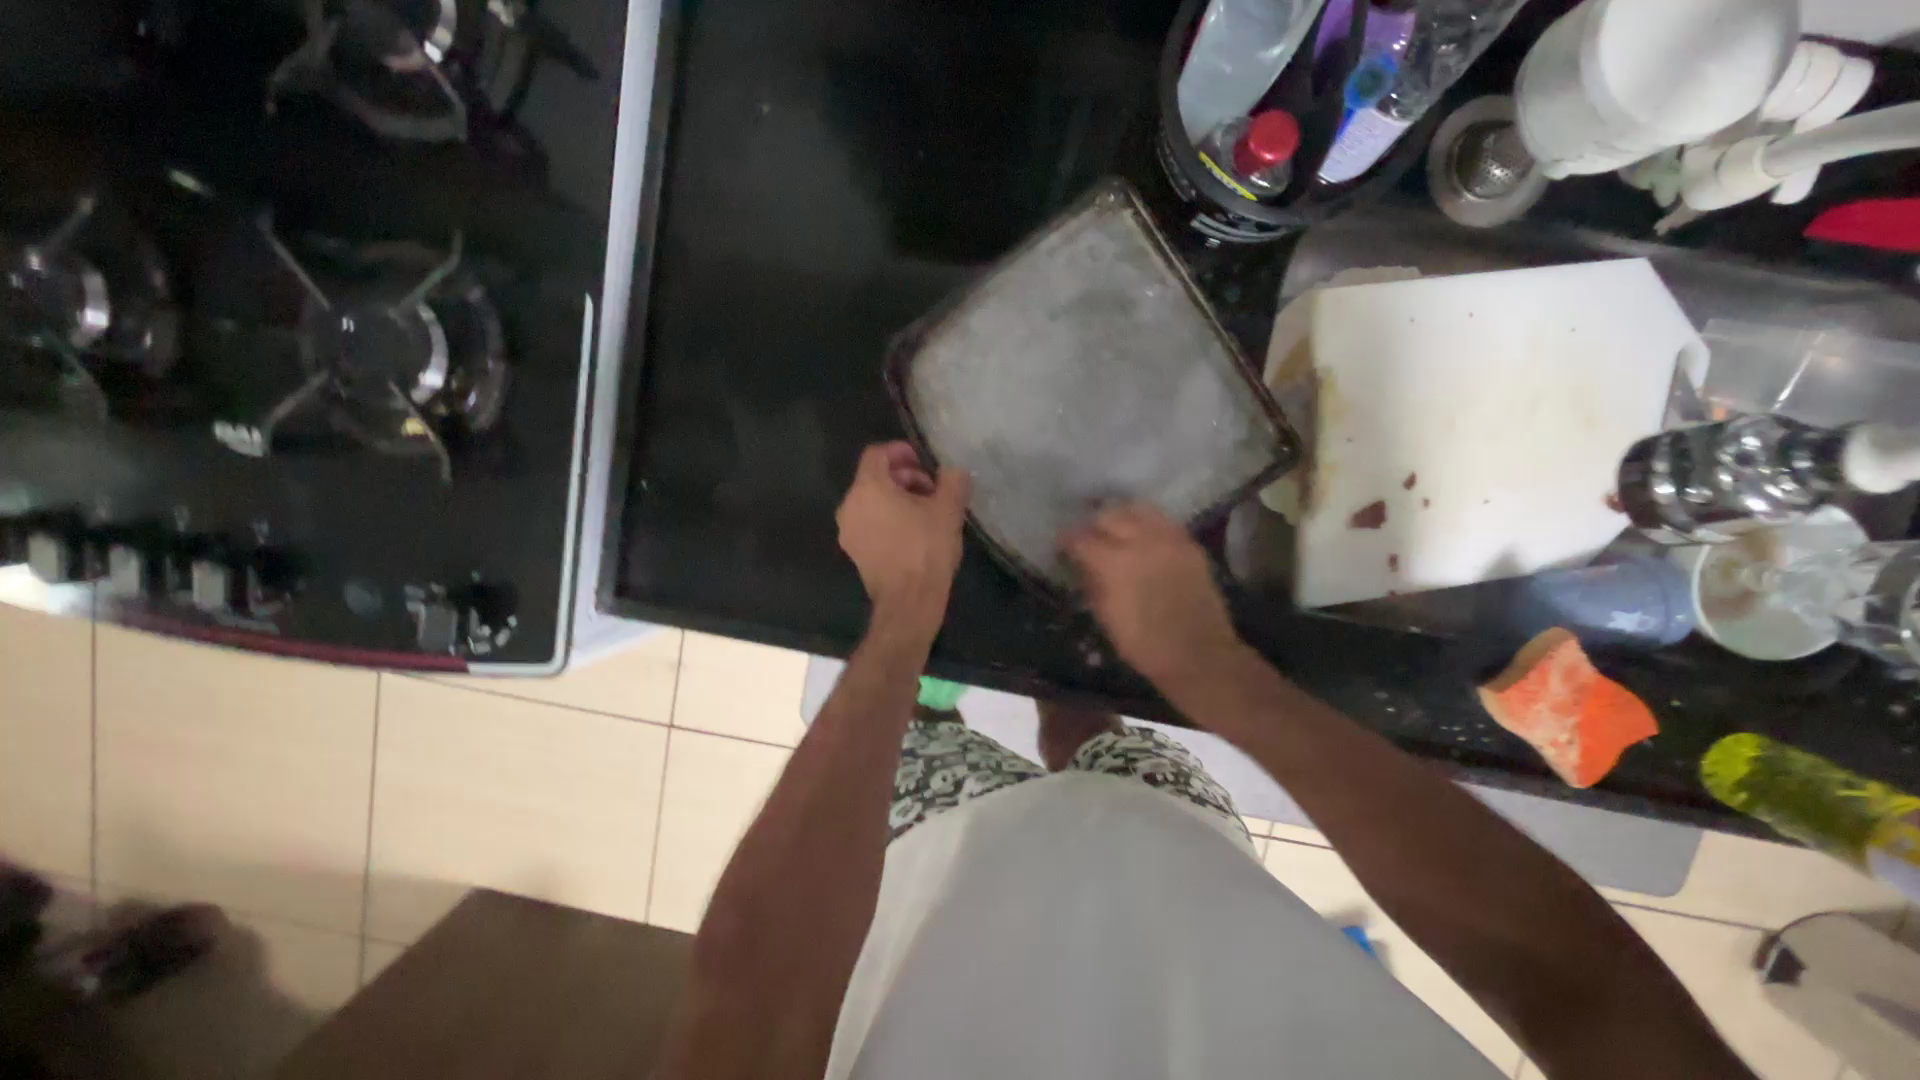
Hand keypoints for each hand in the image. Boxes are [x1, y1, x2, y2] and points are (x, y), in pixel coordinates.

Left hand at [836, 442, 971, 632]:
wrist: (909, 602)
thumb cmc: (926, 549)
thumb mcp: (949, 509)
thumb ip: (952, 481)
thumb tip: (953, 472)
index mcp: (868, 488)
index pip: (877, 453)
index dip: (901, 451)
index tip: (924, 461)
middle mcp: (850, 505)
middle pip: (874, 477)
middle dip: (904, 478)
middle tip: (932, 491)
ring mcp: (848, 531)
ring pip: (871, 501)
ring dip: (898, 499)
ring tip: (926, 513)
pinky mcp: (854, 552)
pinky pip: (869, 523)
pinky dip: (888, 519)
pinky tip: (914, 533)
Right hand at [1060, 502, 1240, 684]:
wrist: (1199, 654)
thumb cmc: (1145, 646)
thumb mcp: (1106, 619)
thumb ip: (1092, 586)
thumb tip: (1083, 567)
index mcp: (1114, 563)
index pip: (1080, 538)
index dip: (1066, 541)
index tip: (1062, 547)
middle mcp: (1141, 541)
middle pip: (1108, 515)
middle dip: (1094, 526)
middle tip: (1090, 539)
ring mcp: (1169, 539)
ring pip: (1138, 509)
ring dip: (1123, 517)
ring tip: (1118, 530)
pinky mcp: (1190, 545)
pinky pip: (1164, 521)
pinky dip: (1149, 524)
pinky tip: (1145, 538)